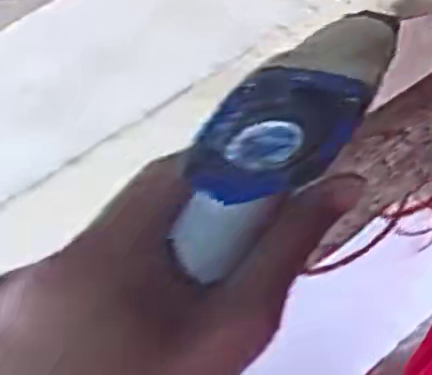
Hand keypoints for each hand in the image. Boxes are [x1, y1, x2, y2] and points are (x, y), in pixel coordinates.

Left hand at [0, 156, 362, 374]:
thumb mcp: (239, 324)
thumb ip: (290, 244)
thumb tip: (345, 181)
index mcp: (94, 258)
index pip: (187, 167)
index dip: (246, 160)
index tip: (291, 173)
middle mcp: (37, 269)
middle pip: (156, 208)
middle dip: (213, 216)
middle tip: (245, 255)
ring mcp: (10, 301)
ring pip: (125, 243)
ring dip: (171, 253)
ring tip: (191, 303)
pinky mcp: (6, 324)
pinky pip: (89, 275)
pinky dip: (129, 284)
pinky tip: (144, 325)